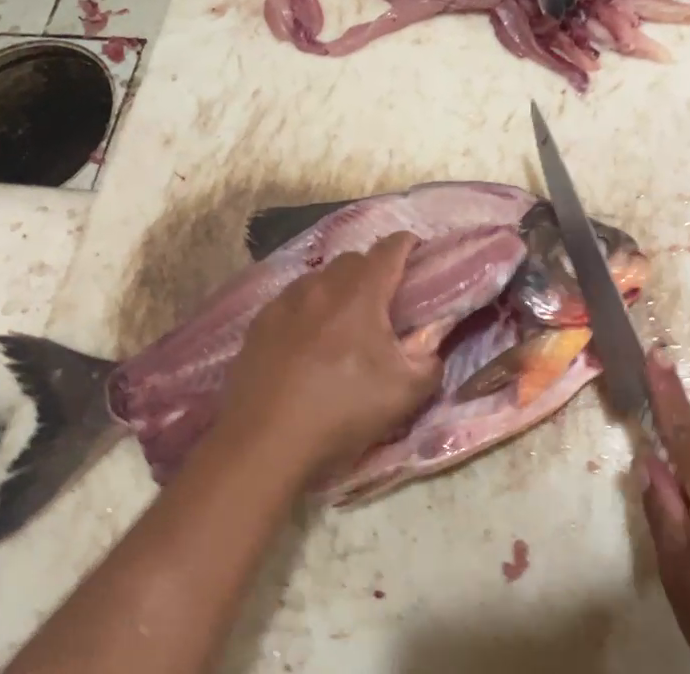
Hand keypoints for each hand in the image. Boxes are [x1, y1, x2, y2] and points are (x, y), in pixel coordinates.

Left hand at [218, 232, 441, 476]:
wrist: (264, 444)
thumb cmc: (342, 412)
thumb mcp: (406, 394)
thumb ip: (430, 359)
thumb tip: (431, 341)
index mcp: (361, 294)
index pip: (389, 248)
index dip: (408, 245)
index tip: (418, 256)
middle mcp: (321, 286)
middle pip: (353, 259)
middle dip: (373, 269)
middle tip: (385, 300)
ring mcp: (284, 303)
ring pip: (318, 278)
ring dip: (337, 288)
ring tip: (344, 320)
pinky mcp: (258, 325)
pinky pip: (290, 301)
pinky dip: (307, 309)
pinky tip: (306, 341)